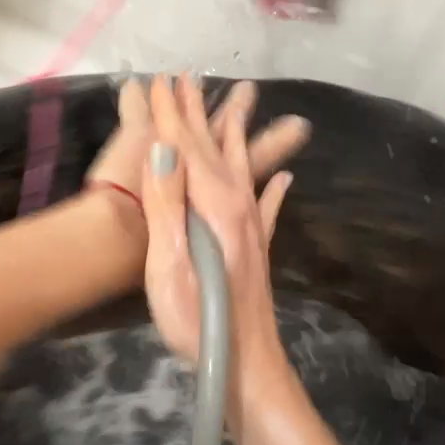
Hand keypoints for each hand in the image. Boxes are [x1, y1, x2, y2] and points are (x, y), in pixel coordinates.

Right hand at [139, 74, 307, 383]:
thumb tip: (164, 147)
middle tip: (189, 76)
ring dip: (235, 134)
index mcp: (215, 208)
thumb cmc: (199, 323)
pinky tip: (283, 178)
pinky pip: (267, 204)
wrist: (246, 368)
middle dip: (200, 112)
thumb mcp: (170, 265)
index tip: (160, 79)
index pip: (189, 148)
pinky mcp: (258, 251)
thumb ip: (167, 206)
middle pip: (217, 149)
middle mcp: (239, 208)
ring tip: (239, 101)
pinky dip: (272, 186)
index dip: (173, 114)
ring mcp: (253, 229)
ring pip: (243, 167)